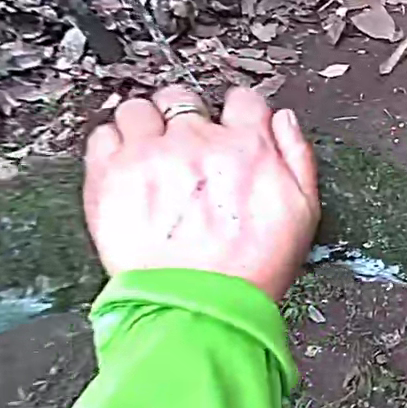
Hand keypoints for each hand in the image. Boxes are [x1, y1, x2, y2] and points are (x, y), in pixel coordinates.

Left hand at [83, 85, 319, 301]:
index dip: (237, 115)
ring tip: (150, 158)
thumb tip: (283, 120)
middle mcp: (197, 142)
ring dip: (145, 127)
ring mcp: (150, 155)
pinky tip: (126, 169)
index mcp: (247, 147)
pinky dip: (113, 146)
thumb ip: (297, 157)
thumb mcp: (302, 215)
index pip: (242, 101)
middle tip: (185, 150)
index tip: (230, 130)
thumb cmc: (252, 270)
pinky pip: (104, 136)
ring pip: (139, 110)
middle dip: (186, 119)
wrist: (200, 308)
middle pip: (184, 99)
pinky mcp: (110, 175)